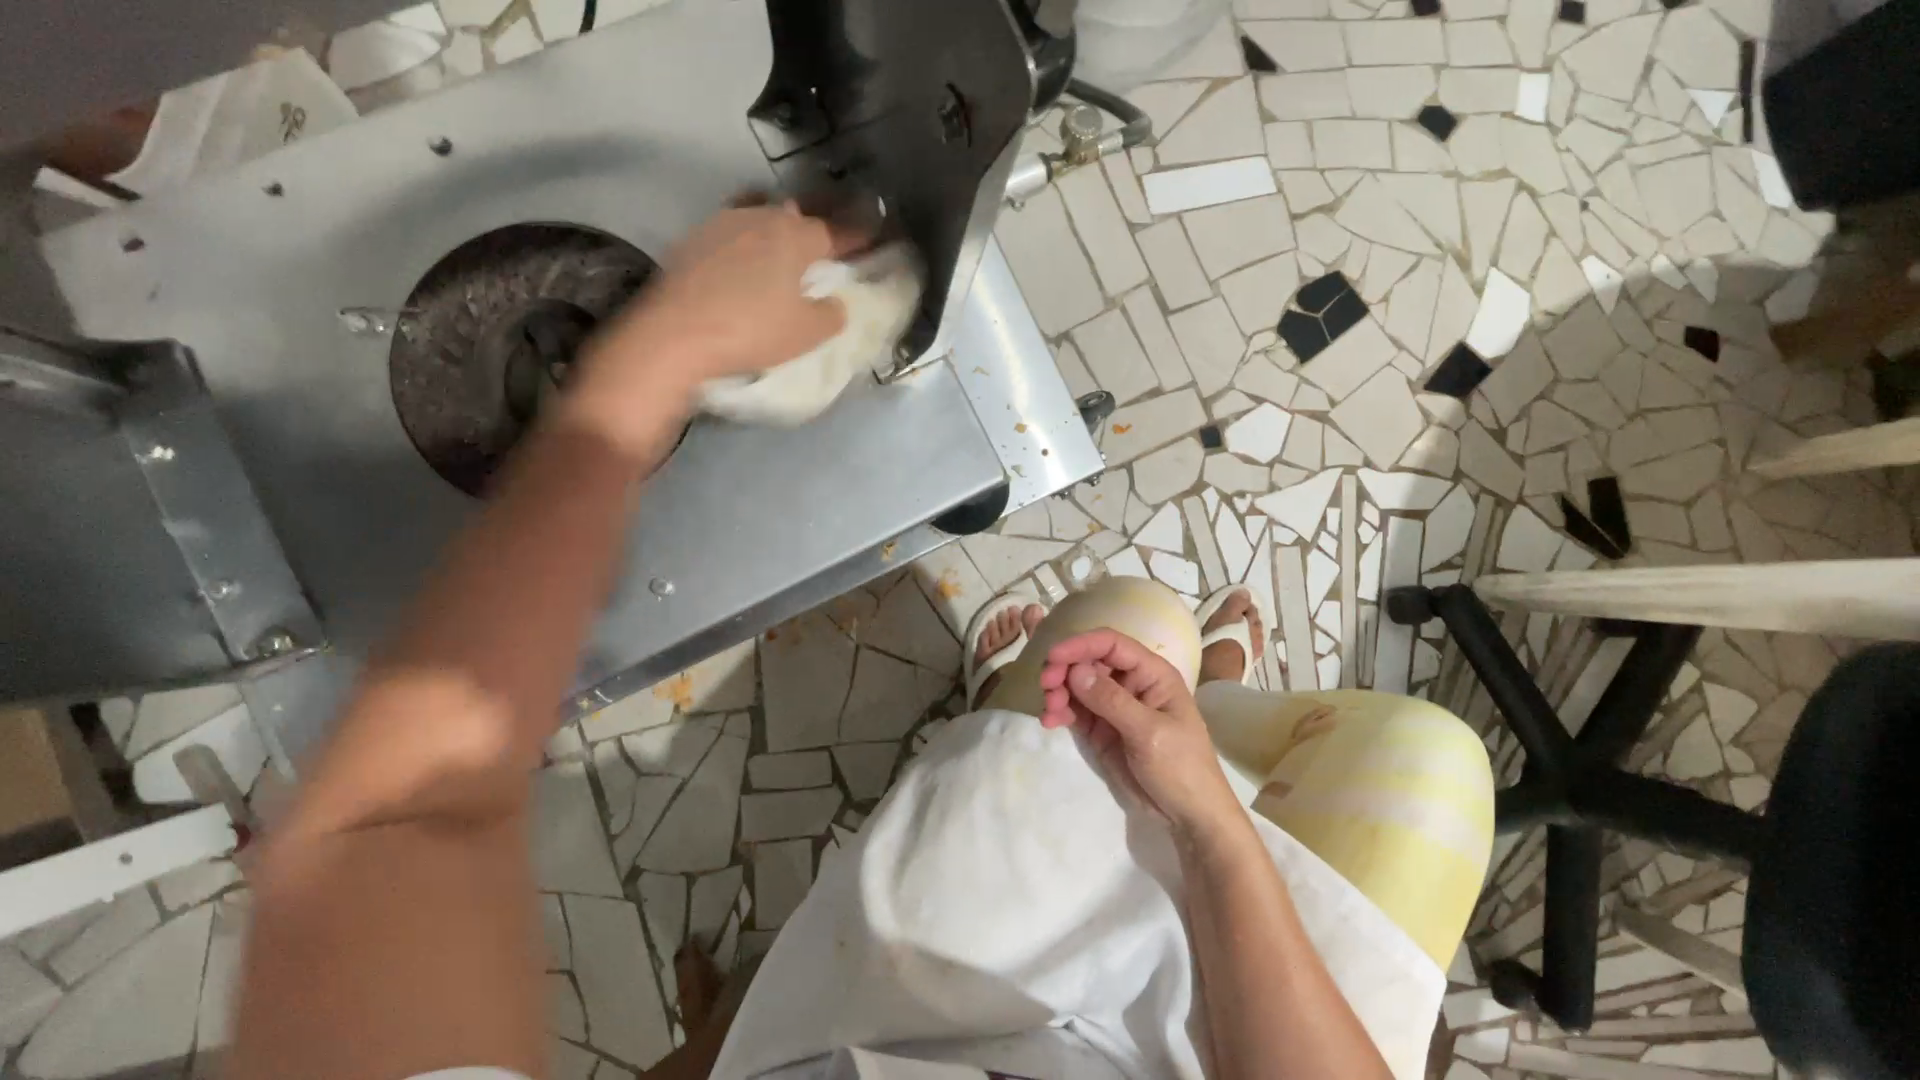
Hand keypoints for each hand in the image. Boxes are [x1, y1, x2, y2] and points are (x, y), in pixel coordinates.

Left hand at [565, 202, 865, 447]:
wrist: (673, 335)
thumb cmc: (751, 331)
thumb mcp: (806, 333)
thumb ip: (830, 315)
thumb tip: (833, 303)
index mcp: (795, 236)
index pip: (838, 230)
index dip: (860, 234)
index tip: (878, 233)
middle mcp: (760, 218)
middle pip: (797, 212)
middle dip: (818, 221)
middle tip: (830, 235)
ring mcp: (722, 224)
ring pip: (760, 213)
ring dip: (777, 224)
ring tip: (785, 239)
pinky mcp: (693, 241)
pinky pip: (732, 231)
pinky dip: (747, 239)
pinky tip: (744, 258)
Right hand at [1038, 630, 1244, 839]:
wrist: (1189, 814)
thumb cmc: (1181, 767)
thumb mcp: (1149, 733)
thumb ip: (1112, 701)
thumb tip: (1075, 671)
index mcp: (1152, 674)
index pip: (1111, 645)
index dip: (1080, 645)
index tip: (1052, 658)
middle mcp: (1131, 684)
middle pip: (1090, 662)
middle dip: (1065, 670)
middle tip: (1045, 687)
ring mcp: (1115, 707)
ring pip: (1078, 686)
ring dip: (1059, 692)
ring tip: (1050, 711)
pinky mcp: (1103, 730)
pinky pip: (1076, 711)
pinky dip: (1061, 712)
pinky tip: (1051, 722)